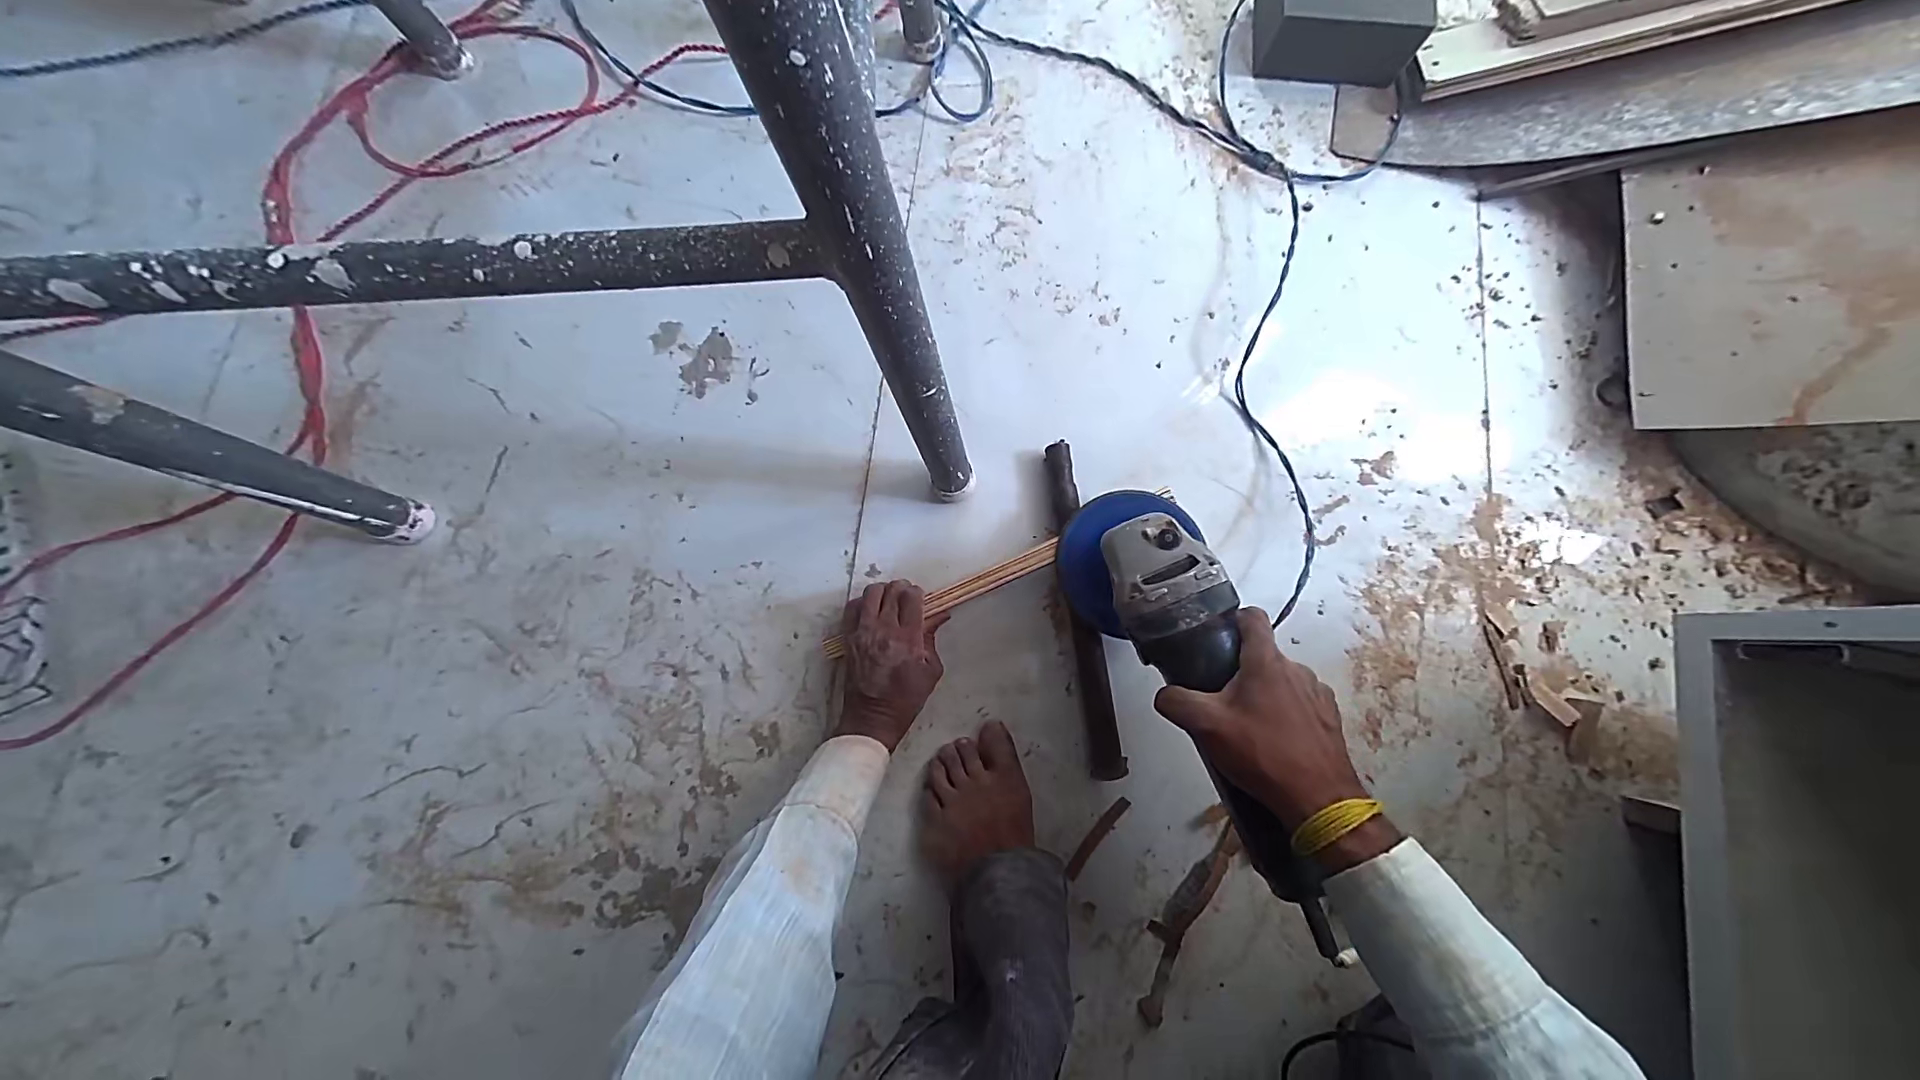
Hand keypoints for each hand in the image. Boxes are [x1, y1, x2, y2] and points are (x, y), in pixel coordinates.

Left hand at [833, 579, 949, 751]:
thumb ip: (932, 638)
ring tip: (888, 601)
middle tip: (906, 597)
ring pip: (870, 593)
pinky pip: (852, 607)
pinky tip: (871, 611)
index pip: (911, 597)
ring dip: (883, 591)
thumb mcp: (931, 671)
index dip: (917, 592)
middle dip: (901, 588)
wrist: (872, 717)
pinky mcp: (848, 638)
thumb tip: (939, 615)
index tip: (920, 598)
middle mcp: (883, 631)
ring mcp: (862, 633)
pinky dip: (863, 603)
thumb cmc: (906, 699)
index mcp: (908, 639)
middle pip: (891, 590)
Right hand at [1152, 608, 1370, 826]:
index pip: (1252, 617)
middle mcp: (1296, 670)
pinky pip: (1300, 704)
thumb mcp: (1205, 726)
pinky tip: (1271, 741)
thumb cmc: (1263, 754)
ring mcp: (1318, 694)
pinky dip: (1283, 714)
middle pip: (1262, 654)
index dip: (1232, 619)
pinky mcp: (1329, 718)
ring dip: (1262, 694)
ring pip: (1281, 680)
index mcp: (1266, 662)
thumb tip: (1164, 694)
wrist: (1319, 800)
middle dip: (1239, 670)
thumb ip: (1176, 702)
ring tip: (1245, 725)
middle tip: (1219, 698)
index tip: (1216, 635)